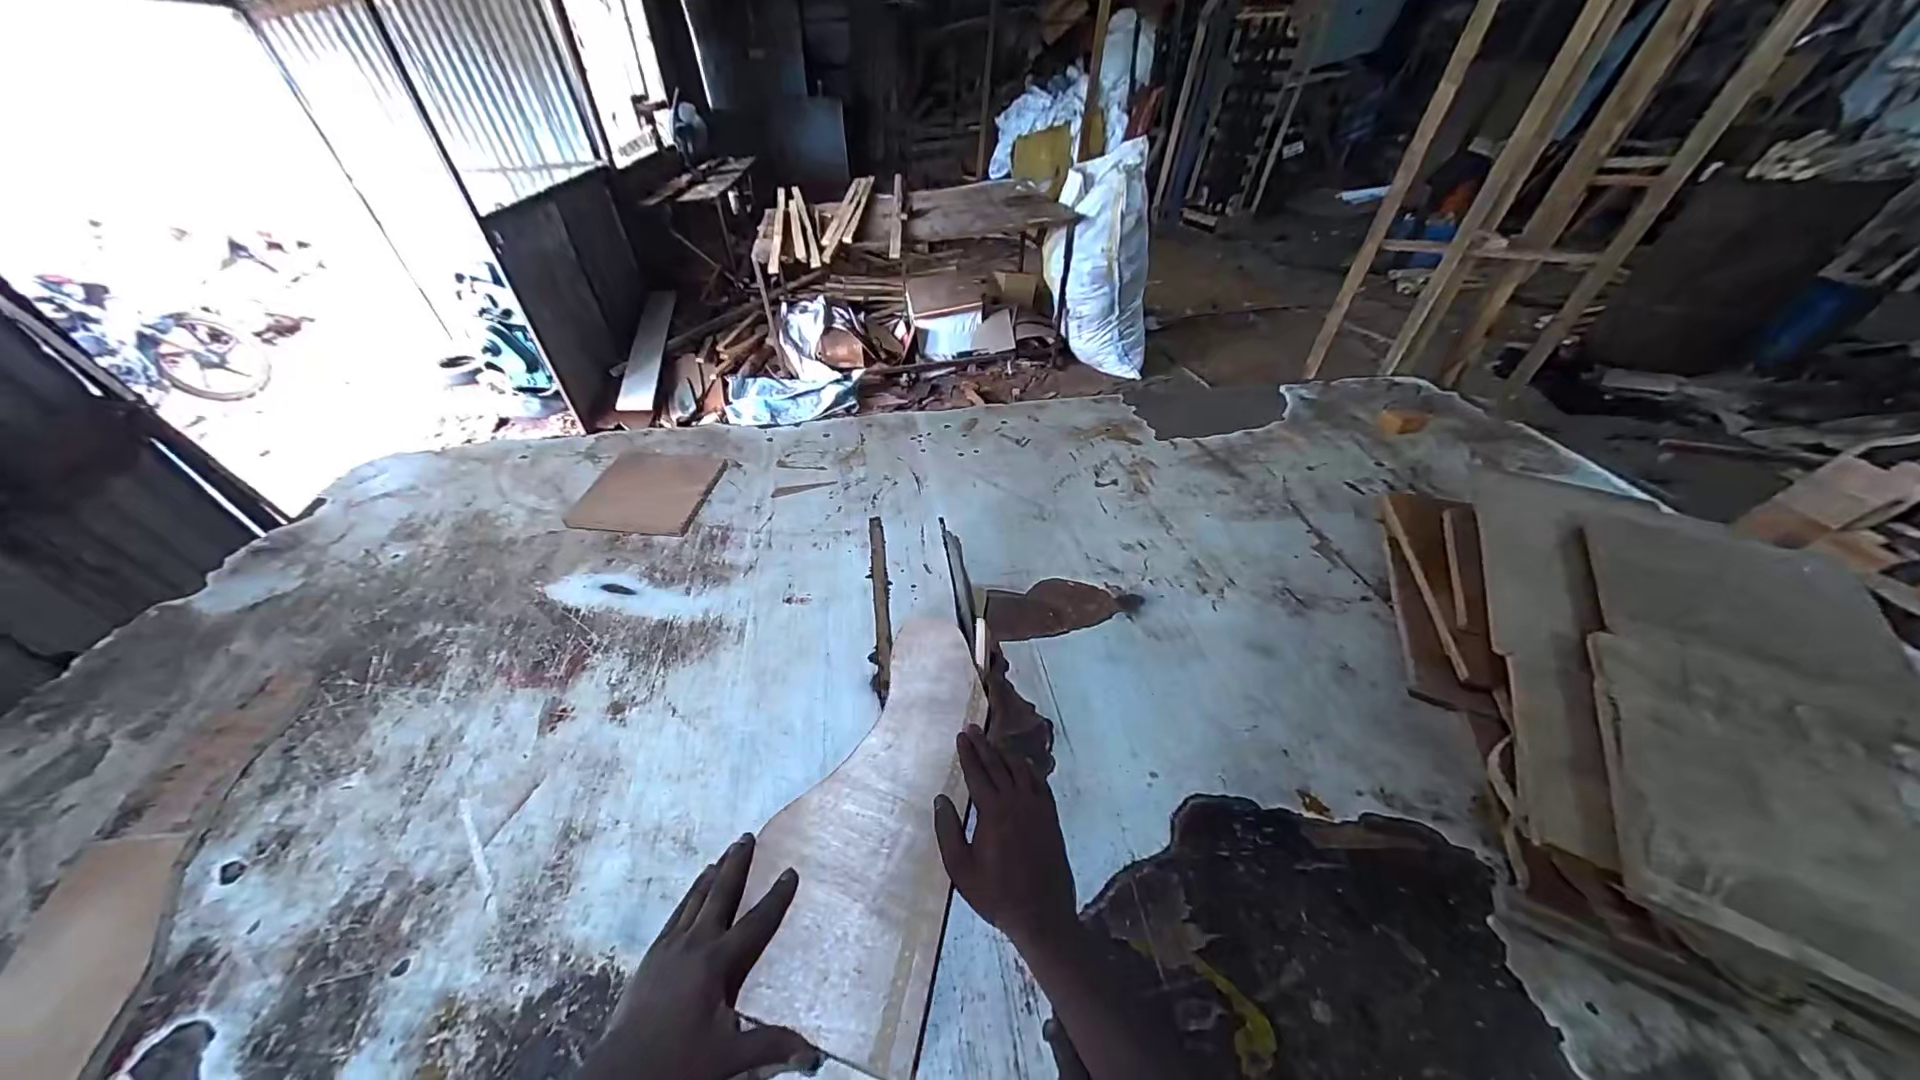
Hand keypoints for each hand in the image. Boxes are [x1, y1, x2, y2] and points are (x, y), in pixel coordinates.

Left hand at [583, 834, 820, 1079]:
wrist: (618, 1077)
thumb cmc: (676, 1063)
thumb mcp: (728, 1057)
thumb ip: (770, 1046)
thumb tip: (811, 1052)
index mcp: (716, 962)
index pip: (755, 922)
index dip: (776, 897)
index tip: (790, 871)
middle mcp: (693, 944)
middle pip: (719, 895)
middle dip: (736, 865)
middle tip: (746, 837)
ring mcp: (668, 948)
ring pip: (694, 900)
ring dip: (710, 876)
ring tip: (720, 857)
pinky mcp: (650, 958)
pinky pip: (674, 917)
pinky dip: (688, 899)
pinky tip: (690, 897)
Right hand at [933, 725, 1078, 948]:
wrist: (1042, 914)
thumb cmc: (996, 895)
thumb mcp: (961, 869)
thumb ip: (948, 831)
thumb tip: (941, 800)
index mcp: (993, 811)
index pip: (977, 773)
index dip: (967, 753)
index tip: (961, 736)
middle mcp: (1017, 802)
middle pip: (998, 765)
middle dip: (983, 745)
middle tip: (973, 728)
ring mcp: (1037, 808)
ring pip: (1021, 770)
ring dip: (1006, 754)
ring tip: (995, 743)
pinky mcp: (1051, 817)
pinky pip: (1040, 783)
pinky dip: (1030, 770)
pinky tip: (1024, 767)